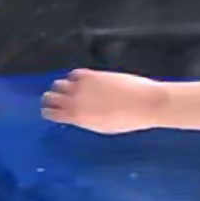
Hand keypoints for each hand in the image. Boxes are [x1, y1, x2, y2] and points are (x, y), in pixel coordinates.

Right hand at [41, 69, 169, 133]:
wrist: (151, 104)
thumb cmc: (131, 120)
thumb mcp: (102, 127)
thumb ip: (82, 120)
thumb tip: (73, 116)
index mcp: (74, 117)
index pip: (48, 112)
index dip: (50, 110)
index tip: (55, 109)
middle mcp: (72, 101)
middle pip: (49, 96)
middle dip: (54, 97)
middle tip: (62, 97)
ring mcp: (80, 87)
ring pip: (58, 84)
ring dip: (64, 86)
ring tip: (76, 87)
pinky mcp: (90, 76)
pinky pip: (74, 73)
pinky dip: (77, 76)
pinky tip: (87, 79)